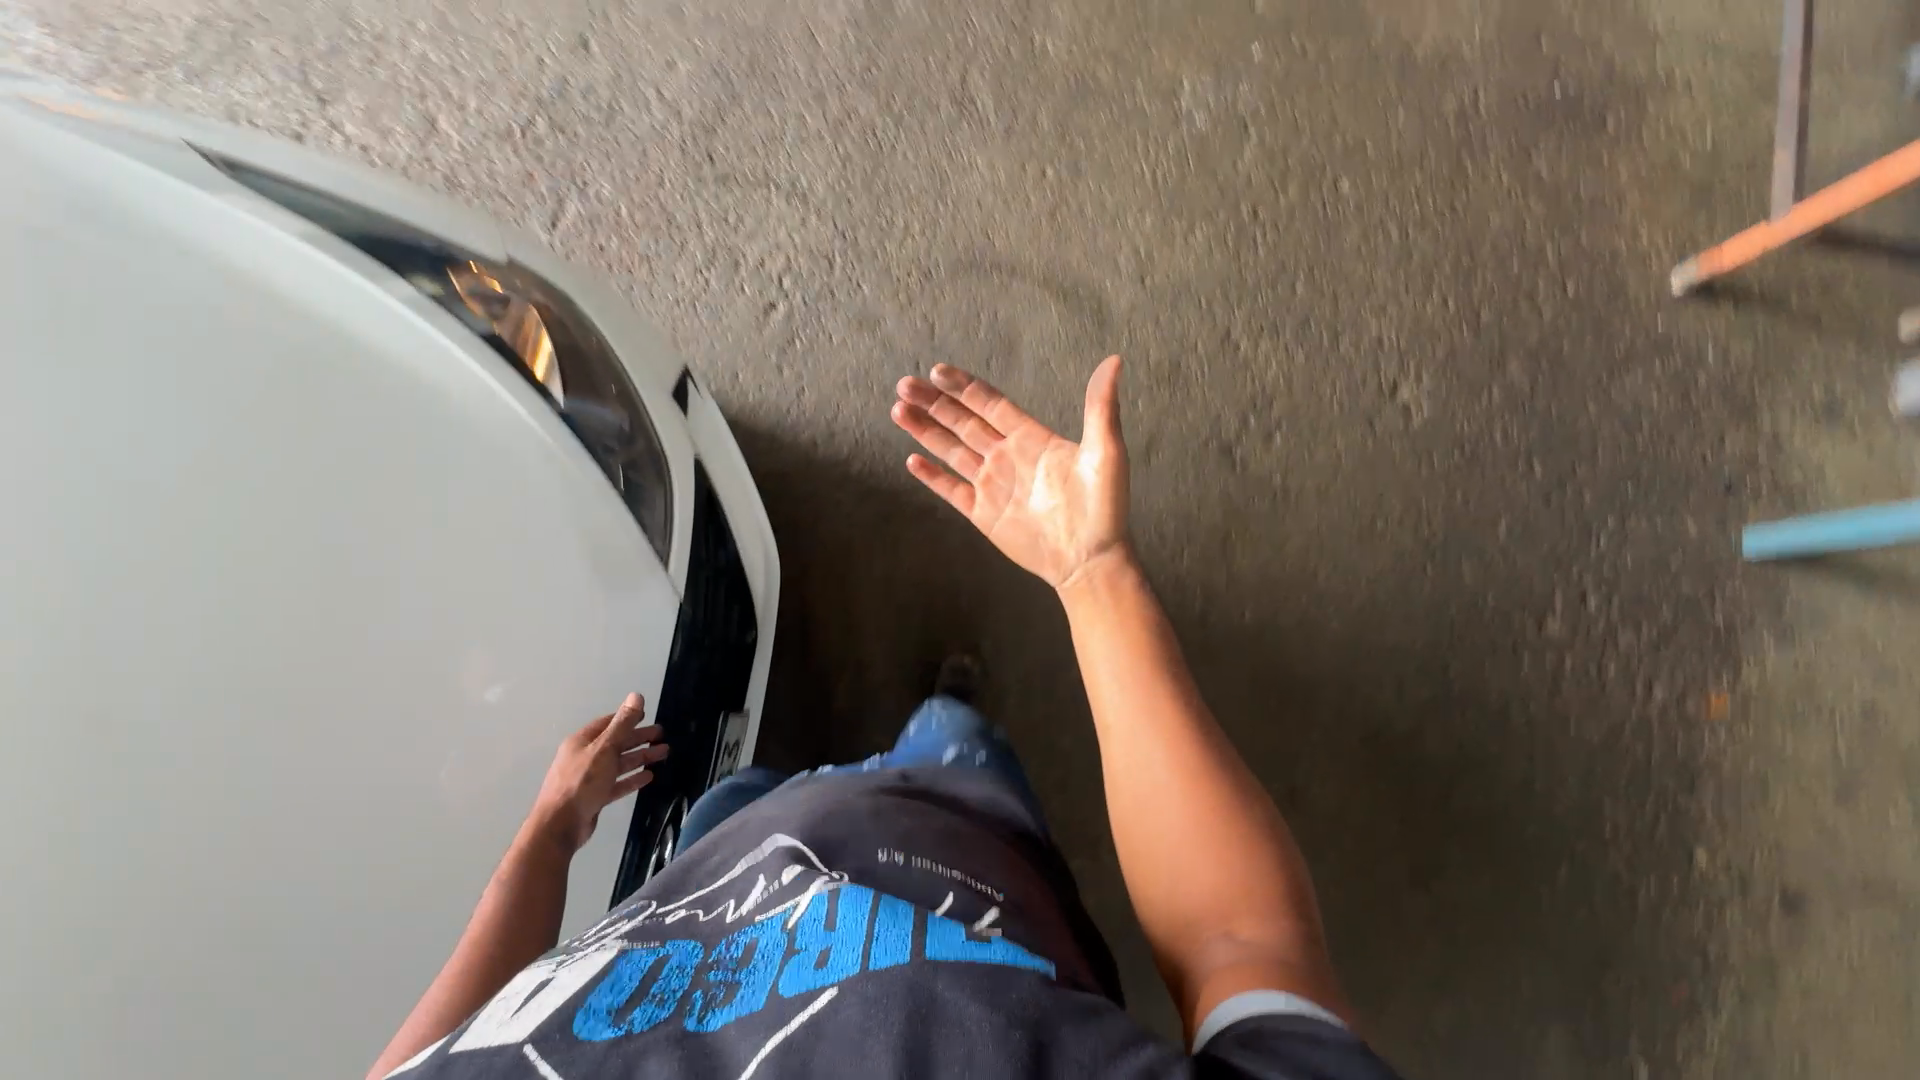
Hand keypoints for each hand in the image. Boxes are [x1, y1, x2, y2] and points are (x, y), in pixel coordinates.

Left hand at [526, 693, 668, 853]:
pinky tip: (648, 776)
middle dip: (639, 738)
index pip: (608, 724)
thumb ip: (623, 723)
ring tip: (663, 753)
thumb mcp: (605, 748)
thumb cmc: (582, 782)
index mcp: (582, 742)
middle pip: (616, 743)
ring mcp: (589, 779)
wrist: (560, 825)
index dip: (627, 718)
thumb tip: (636, 695)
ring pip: (619, 763)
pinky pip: (617, 784)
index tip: (648, 716)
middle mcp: (584, 757)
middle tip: (662, 735)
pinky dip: (632, 779)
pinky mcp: (594, 797)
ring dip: (640, 757)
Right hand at [891, 356, 1130, 590]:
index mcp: (1031, 438)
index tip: (937, 372)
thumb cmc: (1103, 506)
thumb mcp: (1106, 450)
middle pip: (963, 422)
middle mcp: (1007, 456)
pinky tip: (912, 460)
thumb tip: (1114, 361)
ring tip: (898, 411)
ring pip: (951, 451)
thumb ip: (1101, 406)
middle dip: (934, 403)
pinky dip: (933, 476)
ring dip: (926, 431)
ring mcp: (993, 485)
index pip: (990, 404)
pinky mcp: (983, 514)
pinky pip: (952, 490)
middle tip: (904, 385)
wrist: (1089, 558)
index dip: (964, 387)